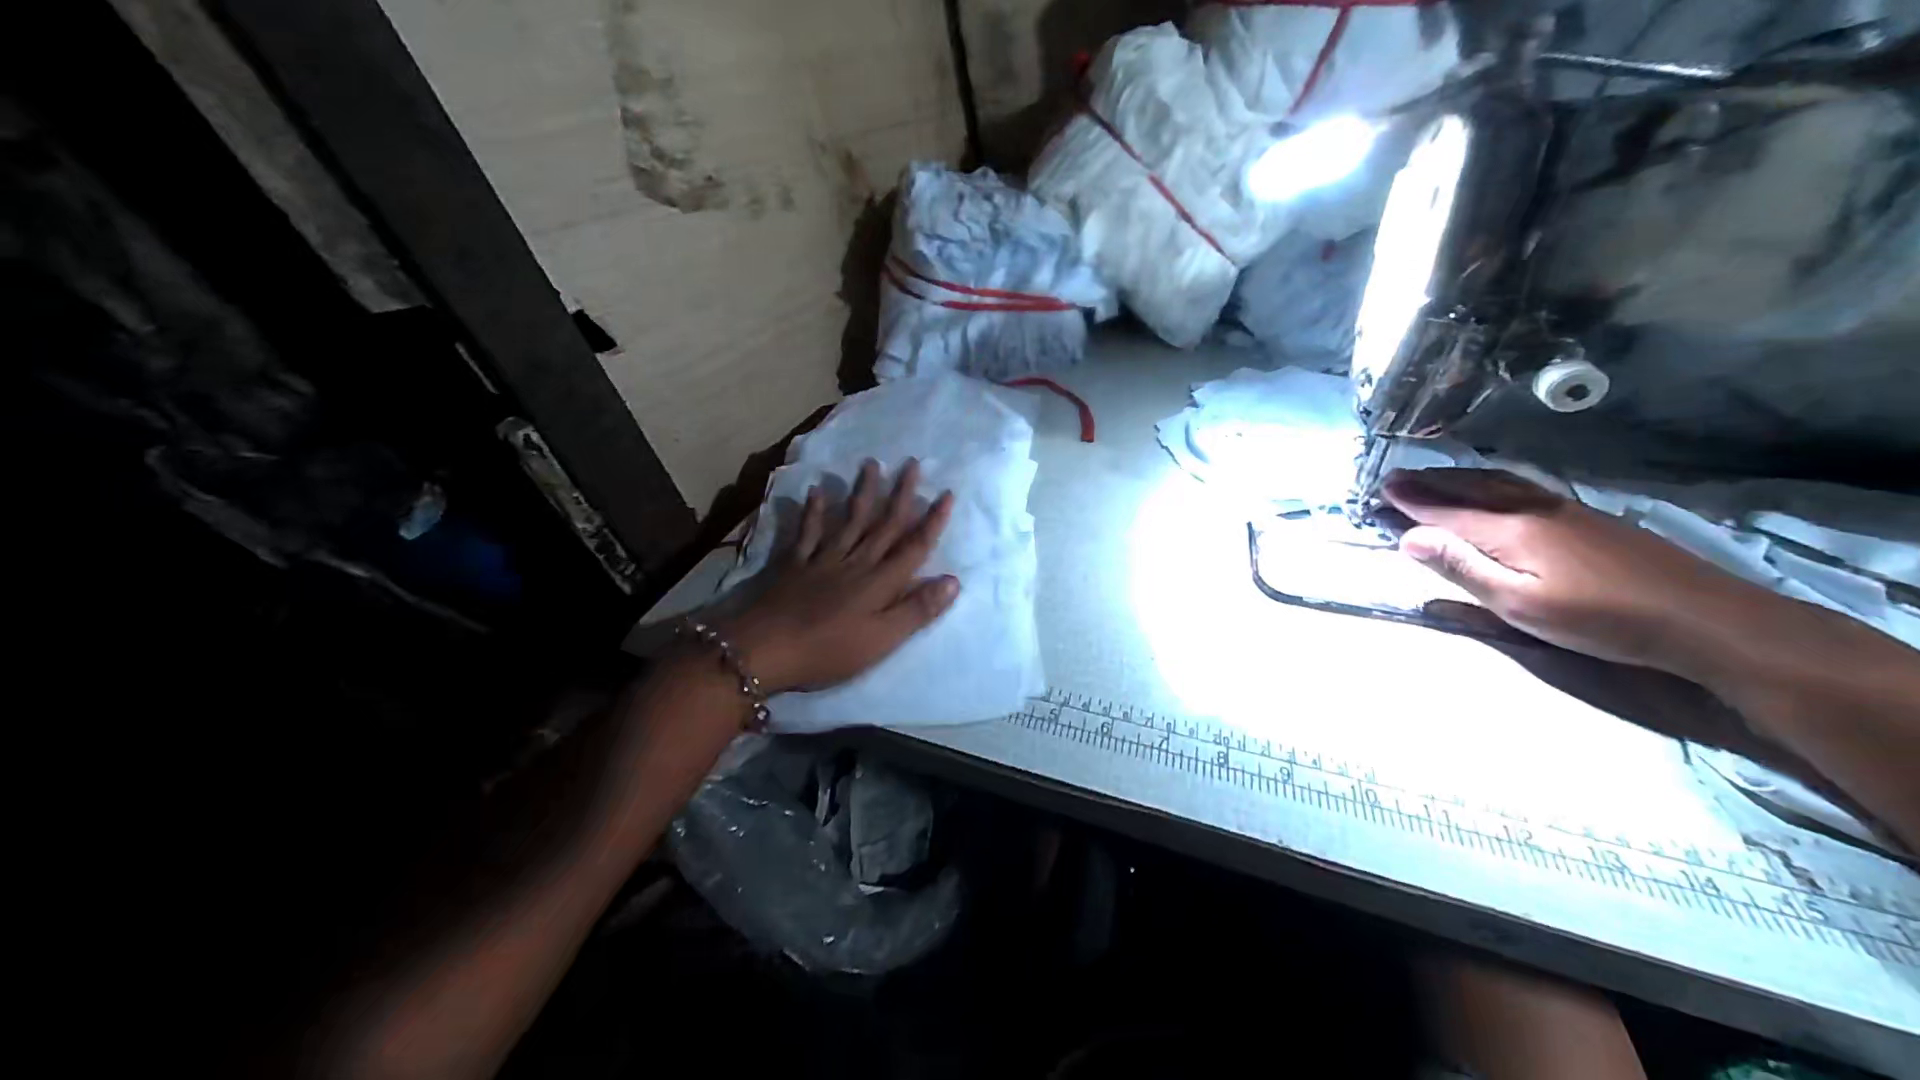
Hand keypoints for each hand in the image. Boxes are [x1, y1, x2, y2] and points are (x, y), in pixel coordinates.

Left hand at [723, 459, 958, 693]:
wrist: (765, 649)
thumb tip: (953, 580)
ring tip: (871, 464)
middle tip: (913, 464)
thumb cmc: (829, 651)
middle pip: (884, 525)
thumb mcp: (881, 640)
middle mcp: (856, 563)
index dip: (932, 522)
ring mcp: (824, 560)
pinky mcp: (796, 565)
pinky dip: (814, 512)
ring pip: (850, 521)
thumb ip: (916, 610)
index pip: (914, 547)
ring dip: (863, 493)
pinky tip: (817, 491)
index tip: (947, 494)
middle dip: (901, 495)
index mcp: (880, 583)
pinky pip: (808, 532)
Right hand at [1382, 468, 1792, 675]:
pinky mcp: (1587, 518)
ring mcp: (1564, 510)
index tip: (1380, 489)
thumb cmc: (1599, 619)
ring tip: (1434, 475)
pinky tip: (1495, 486)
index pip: (1446, 511)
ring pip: (1499, 483)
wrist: (1702, 616)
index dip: (1411, 501)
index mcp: (1509, 530)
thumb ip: (1462, 568)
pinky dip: (1493, 481)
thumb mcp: (1518, 604)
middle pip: (1470, 488)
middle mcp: (1531, 509)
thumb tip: (1410, 539)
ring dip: (1459, 478)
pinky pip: (1523, 487)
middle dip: (1430, 482)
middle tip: (1396, 476)